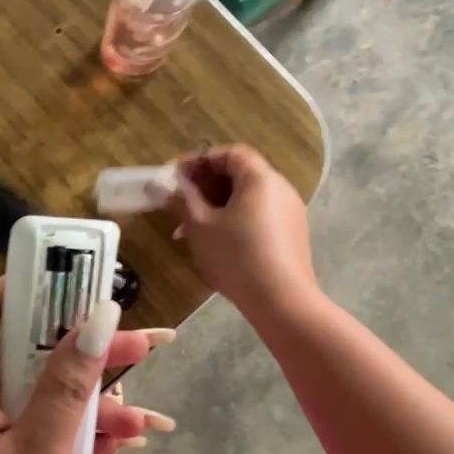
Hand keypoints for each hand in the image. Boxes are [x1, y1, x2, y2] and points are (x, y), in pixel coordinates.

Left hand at [0, 279, 155, 453]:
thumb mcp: (35, 453)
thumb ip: (68, 387)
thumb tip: (100, 318)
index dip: (28, 289)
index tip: (79, 288)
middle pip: (27, 348)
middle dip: (85, 349)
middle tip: (144, 344)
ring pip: (40, 389)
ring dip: (90, 399)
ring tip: (147, 411)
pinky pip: (37, 423)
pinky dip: (73, 430)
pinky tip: (123, 440)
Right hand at [174, 145, 317, 322]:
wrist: (281, 300)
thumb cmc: (236, 256)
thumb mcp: (200, 226)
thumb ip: (181, 199)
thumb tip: (162, 184)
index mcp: (260, 179)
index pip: (230, 153)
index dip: (200, 160)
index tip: (175, 177)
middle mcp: (280, 189)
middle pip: (239, 174)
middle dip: (205, 185)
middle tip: (178, 202)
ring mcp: (289, 213)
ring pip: (246, 198)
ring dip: (215, 205)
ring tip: (189, 228)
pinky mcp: (290, 234)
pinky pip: (257, 215)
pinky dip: (233, 219)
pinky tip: (215, 242)